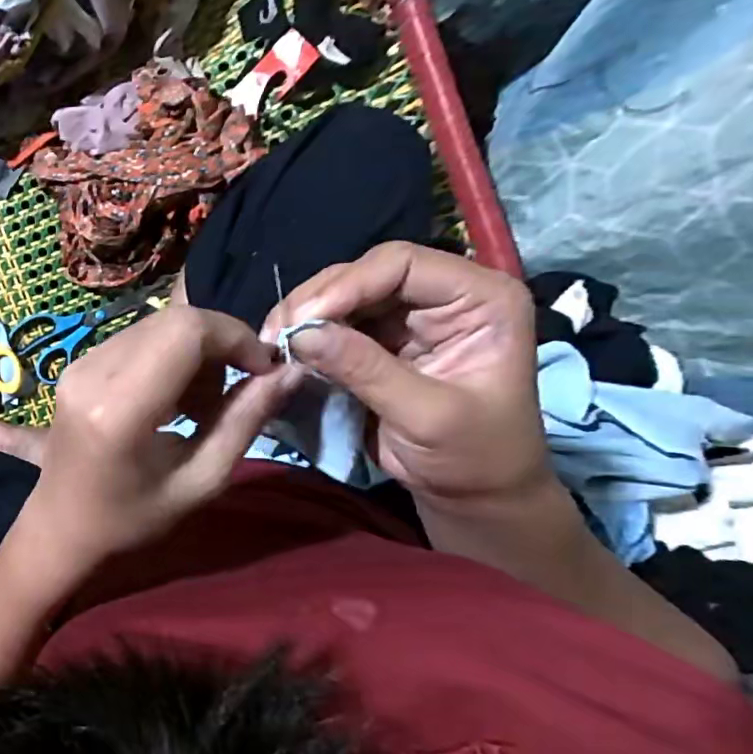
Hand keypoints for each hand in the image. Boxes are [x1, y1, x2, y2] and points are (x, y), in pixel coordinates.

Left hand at [24, 306, 301, 573]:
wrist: (61, 524)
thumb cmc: (131, 517)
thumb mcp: (201, 480)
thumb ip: (244, 420)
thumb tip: (290, 370)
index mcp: (118, 407)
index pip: (185, 330)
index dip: (236, 338)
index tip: (262, 373)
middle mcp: (90, 375)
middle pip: (171, 321)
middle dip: (218, 345)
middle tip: (234, 392)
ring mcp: (76, 368)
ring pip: (153, 326)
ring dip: (193, 353)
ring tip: (199, 408)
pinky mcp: (73, 368)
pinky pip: (133, 340)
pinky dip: (166, 358)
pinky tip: (171, 401)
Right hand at [260, 242, 551, 512]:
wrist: (472, 489)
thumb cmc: (472, 454)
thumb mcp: (425, 415)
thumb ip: (366, 369)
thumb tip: (301, 333)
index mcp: (480, 301)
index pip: (402, 265)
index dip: (347, 285)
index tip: (303, 322)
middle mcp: (442, 296)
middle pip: (361, 272)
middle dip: (313, 300)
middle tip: (275, 337)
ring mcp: (404, 315)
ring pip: (335, 292)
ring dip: (297, 315)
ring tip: (272, 346)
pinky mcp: (373, 337)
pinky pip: (326, 318)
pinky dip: (297, 331)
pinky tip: (280, 352)